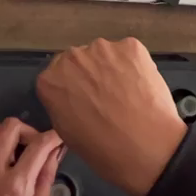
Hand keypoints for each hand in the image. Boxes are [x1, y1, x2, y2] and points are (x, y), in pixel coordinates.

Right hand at [36, 37, 186, 195]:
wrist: (145, 146)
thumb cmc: (103, 148)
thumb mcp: (66, 132)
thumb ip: (62, 105)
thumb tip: (72, 98)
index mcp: (50, 80)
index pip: (57, 77)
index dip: (72, 89)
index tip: (83, 99)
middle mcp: (72, 57)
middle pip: (79, 61)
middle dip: (90, 74)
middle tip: (106, 96)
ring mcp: (102, 48)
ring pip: (104, 55)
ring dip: (111, 68)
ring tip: (127, 93)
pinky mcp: (130, 46)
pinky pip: (129, 54)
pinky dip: (134, 66)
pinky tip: (140, 86)